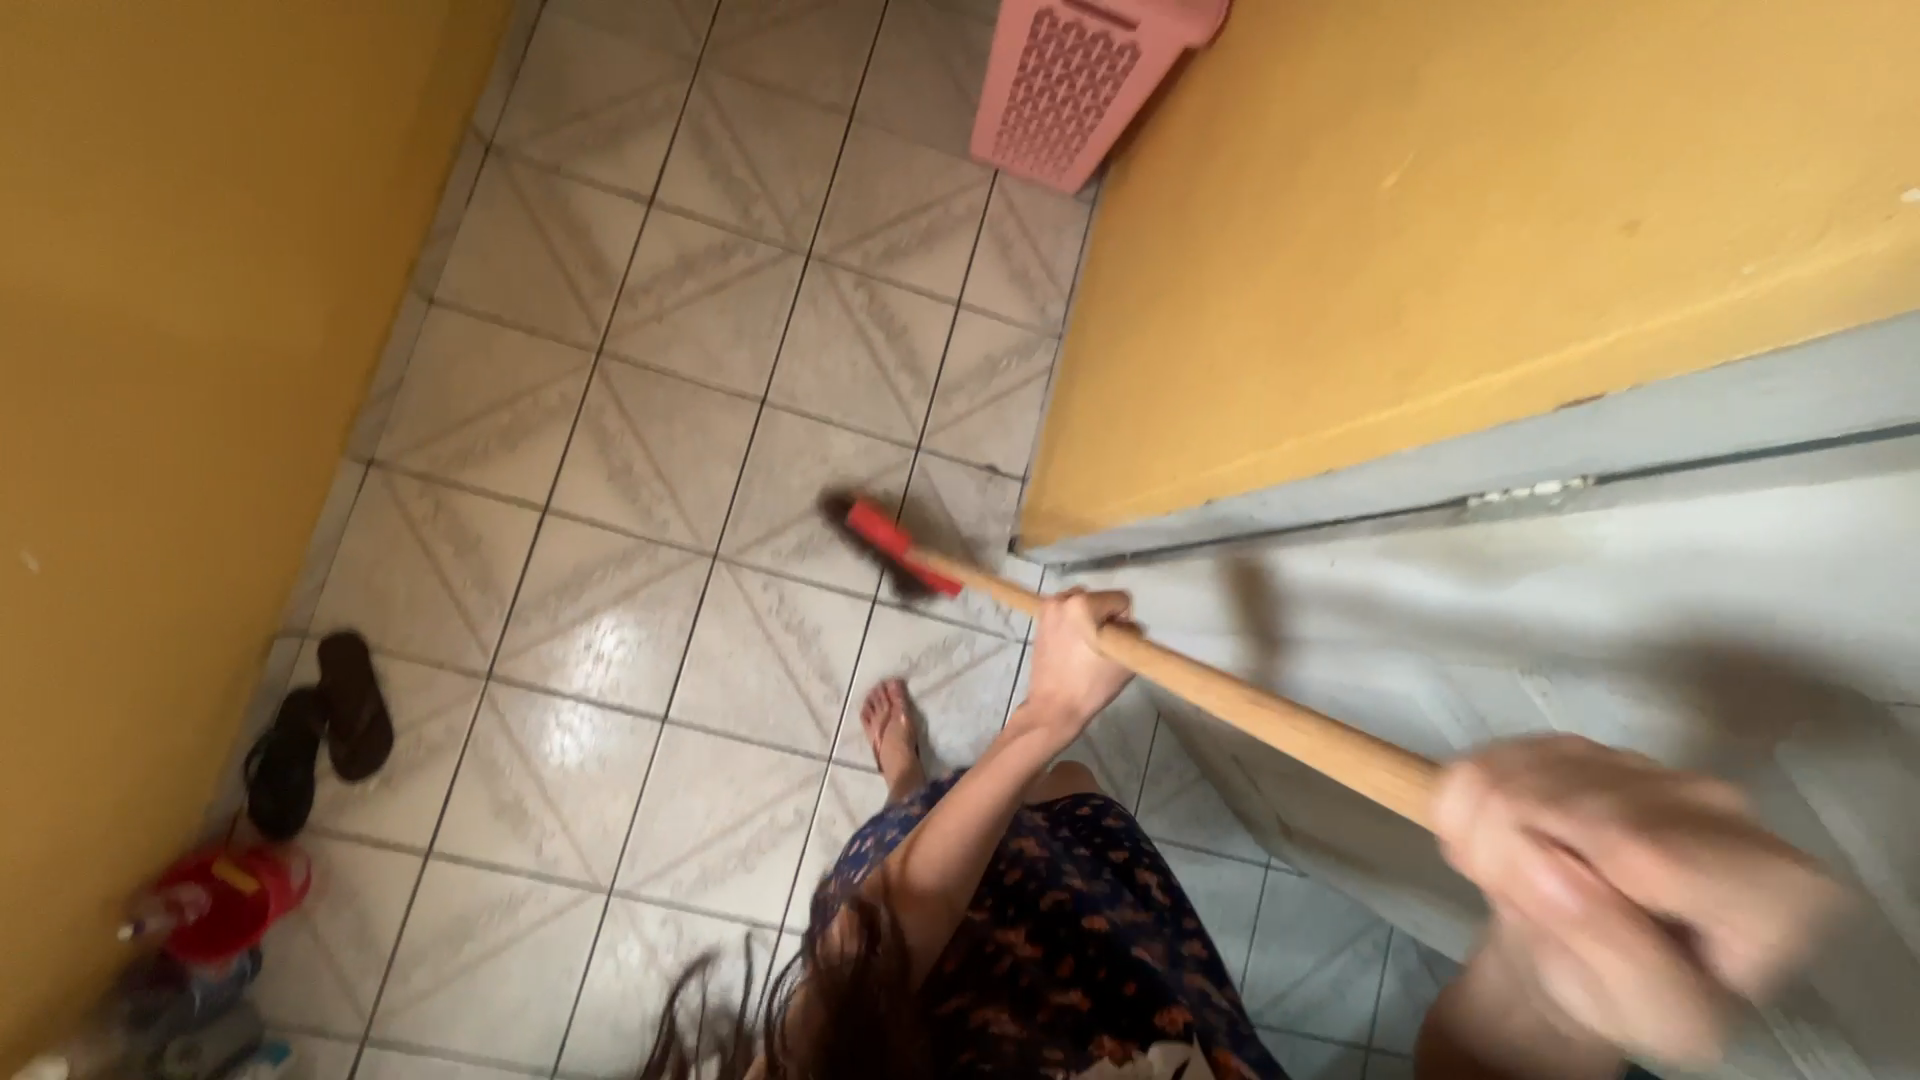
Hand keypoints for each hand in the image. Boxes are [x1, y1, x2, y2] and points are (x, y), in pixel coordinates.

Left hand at [1016, 588, 1136, 744]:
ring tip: (1086, 648)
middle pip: (1099, 599)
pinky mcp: (1039, 622)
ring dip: (1088, 619)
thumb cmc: (1091, 685)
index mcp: (1082, 604)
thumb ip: (1134, 634)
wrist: (1053, 707)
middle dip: (1105, 618)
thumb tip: (1128, 626)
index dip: (1124, 622)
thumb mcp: (1126, 660)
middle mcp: (1061, 599)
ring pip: (1081, 604)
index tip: (1114, 644)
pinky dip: (1073, 624)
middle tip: (1101, 646)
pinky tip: (1073, 648)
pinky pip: (1066, 614)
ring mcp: (1047, 610)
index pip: (1121, 599)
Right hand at [1434, 735, 1842, 1066]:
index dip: (1566, 877)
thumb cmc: (1630, 998)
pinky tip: (1490, 842)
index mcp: (1768, 881)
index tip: (1548, 912)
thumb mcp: (1648, 1014)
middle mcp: (1713, 804)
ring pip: (1514, 775)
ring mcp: (1634, 763)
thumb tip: (1543, 861)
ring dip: (1480, 833)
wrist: (1581, 958)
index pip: (1638, 846)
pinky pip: (1482, 761)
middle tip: (1513, 901)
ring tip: (1504, 878)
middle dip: (1509, 854)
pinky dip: (1461, 807)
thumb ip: (1615, 949)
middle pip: (1567, 803)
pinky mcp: (1566, 744)